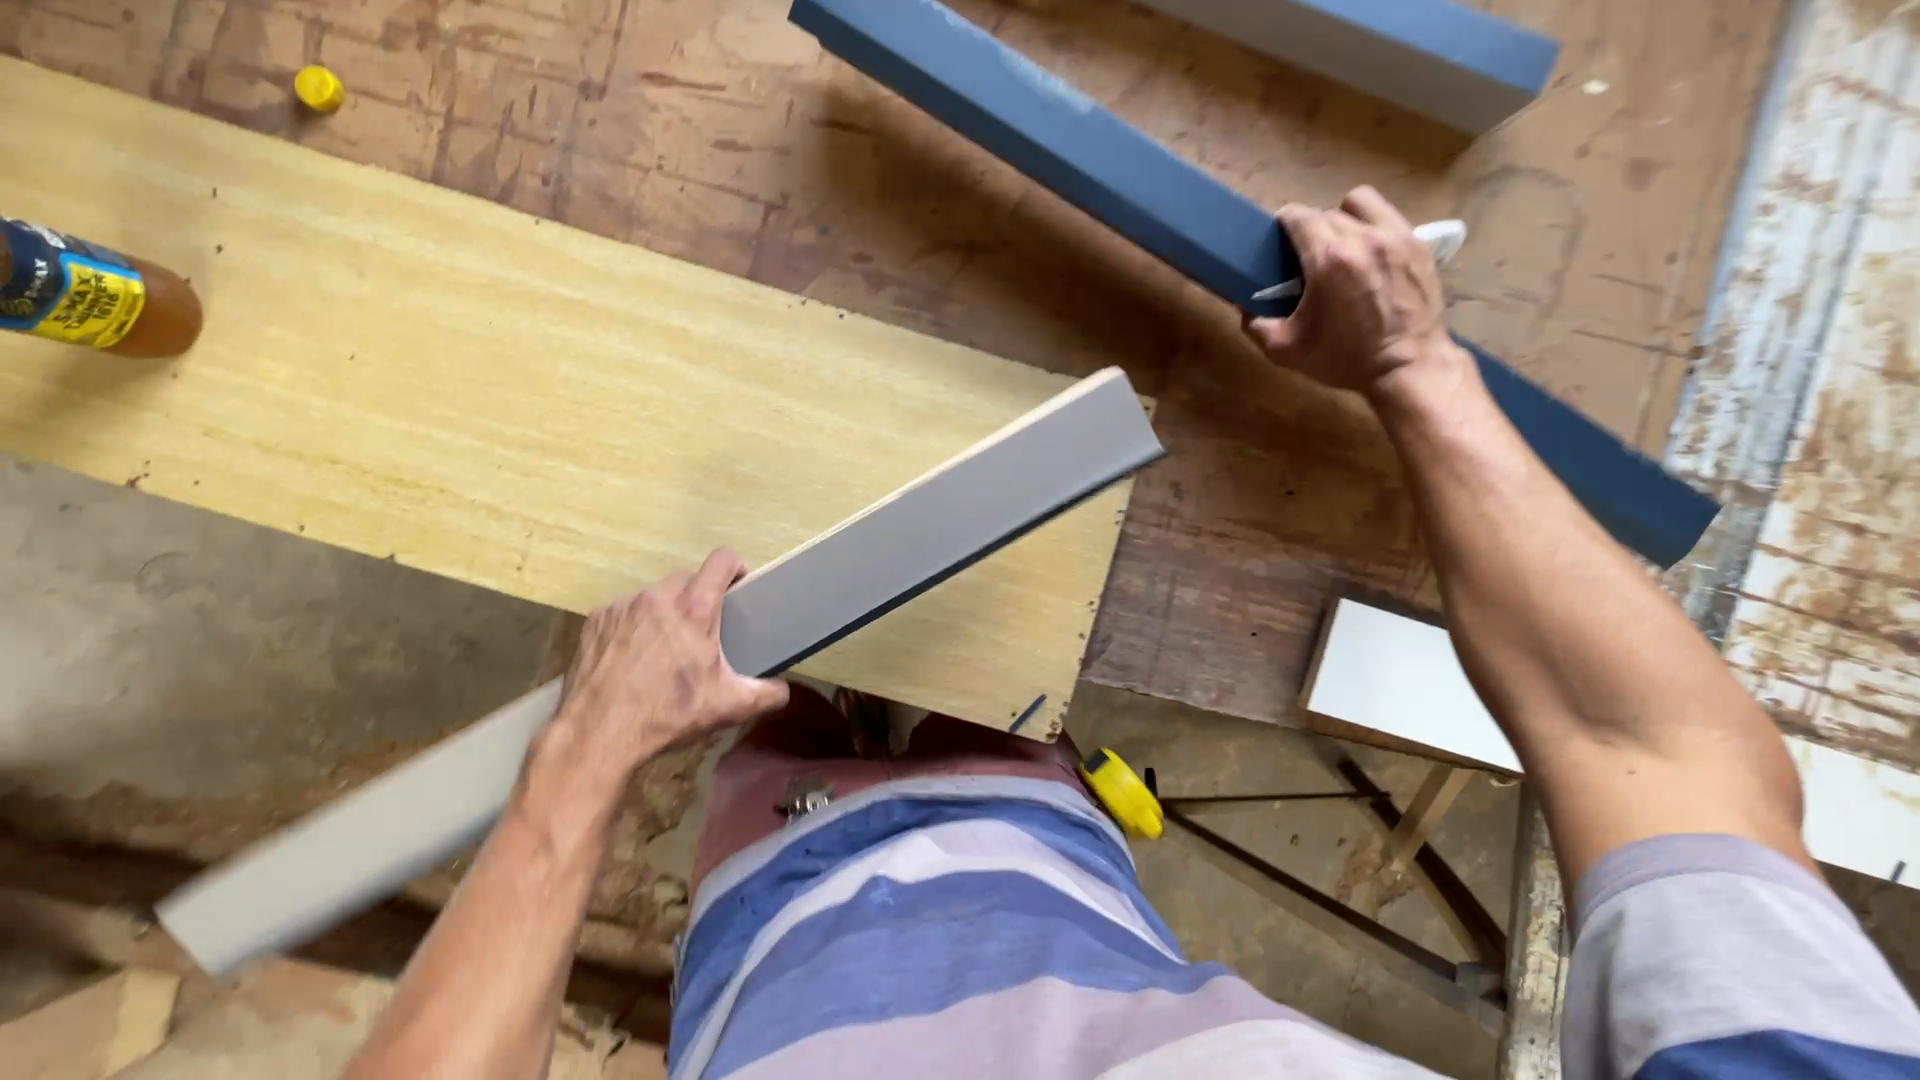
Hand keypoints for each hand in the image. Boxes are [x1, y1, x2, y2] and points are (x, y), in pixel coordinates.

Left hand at [553, 549, 788, 778]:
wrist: (599, 734)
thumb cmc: (668, 714)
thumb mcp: (729, 707)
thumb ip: (767, 694)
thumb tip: (782, 689)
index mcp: (695, 609)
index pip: (722, 560)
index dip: (735, 568)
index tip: (737, 588)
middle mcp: (657, 597)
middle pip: (687, 579)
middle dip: (699, 598)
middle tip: (702, 632)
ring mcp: (622, 606)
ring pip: (654, 597)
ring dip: (664, 613)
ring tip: (663, 649)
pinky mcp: (596, 620)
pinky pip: (624, 612)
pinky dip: (633, 627)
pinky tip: (631, 658)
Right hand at [1243, 186, 1464, 400]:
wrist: (1407, 367)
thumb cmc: (1344, 359)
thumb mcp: (1286, 350)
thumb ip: (1256, 325)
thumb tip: (1245, 305)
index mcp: (1328, 260)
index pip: (1298, 216)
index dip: (1283, 223)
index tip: (1279, 241)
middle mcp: (1362, 238)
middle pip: (1325, 213)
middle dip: (1310, 230)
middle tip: (1307, 257)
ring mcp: (1395, 236)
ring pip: (1358, 203)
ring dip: (1343, 217)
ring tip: (1342, 244)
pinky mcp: (1417, 243)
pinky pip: (1387, 216)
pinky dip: (1372, 225)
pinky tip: (1369, 252)